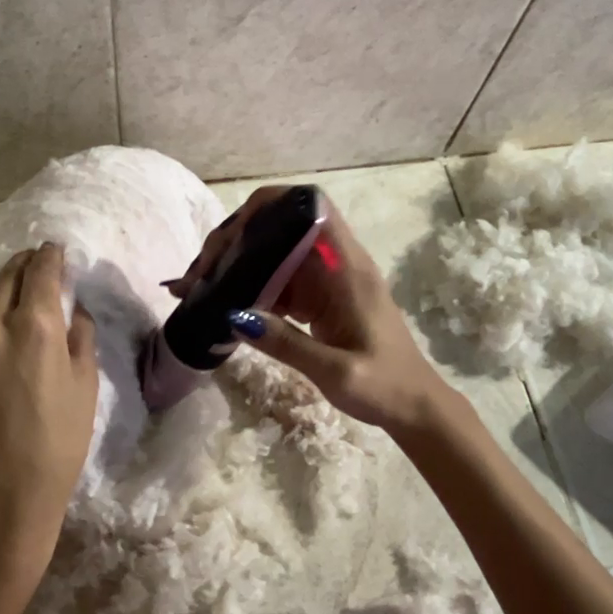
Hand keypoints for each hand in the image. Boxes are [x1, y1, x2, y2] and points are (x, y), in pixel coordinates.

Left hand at [0, 245, 99, 571]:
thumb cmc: (53, 452)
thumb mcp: (85, 392)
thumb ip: (80, 340)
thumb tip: (71, 307)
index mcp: (35, 328)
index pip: (42, 272)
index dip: (49, 257)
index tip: (51, 252)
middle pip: (2, 279)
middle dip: (18, 267)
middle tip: (23, 266)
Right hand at [170, 189, 468, 435]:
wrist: (415, 409)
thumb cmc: (385, 386)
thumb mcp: (335, 371)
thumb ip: (286, 343)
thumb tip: (233, 315)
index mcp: (347, 267)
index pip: (312, 206)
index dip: (270, 204)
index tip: (233, 233)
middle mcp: (334, 264)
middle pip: (279, 227)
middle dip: (236, 240)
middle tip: (199, 272)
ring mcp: (324, 281)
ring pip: (272, 254)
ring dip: (235, 264)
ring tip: (197, 287)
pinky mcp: (316, 300)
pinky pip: (275, 281)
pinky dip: (246, 288)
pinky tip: (219, 305)